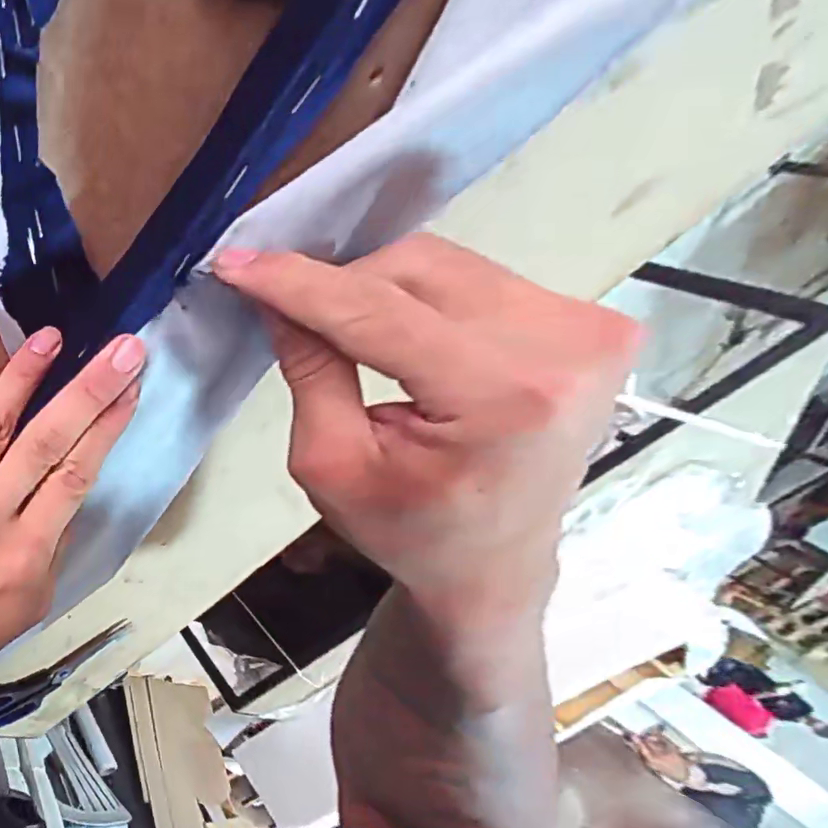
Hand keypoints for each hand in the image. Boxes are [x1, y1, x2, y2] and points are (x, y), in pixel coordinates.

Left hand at [0, 327, 143, 698]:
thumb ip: (50, 542)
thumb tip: (65, 485)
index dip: (107, 427)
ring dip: (29, 375)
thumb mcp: (28, 602)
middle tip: (123, 349)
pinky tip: (9, 374)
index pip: (76, 476)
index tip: (131, 389)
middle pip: (48, 441)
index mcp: (26, 557)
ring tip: (56, 338)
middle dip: (91, 389)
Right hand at [215, 235, 638, 620]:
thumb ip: (309, 372)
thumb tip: (277, 298)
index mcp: (501, 397)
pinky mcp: (592, 321)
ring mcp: (589, 327)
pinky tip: (400, 338)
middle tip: (293, 316)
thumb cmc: (407, 530)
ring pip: (443, 264)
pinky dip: (419, 298)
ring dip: (377, 290)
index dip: (298, 284)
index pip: (377, 312)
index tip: (235, 265)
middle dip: (339, 286)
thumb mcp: (331, 464)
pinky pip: (474, 279)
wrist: (493, 563)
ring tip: (347, 335)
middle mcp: (562, 346)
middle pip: (416, 268)